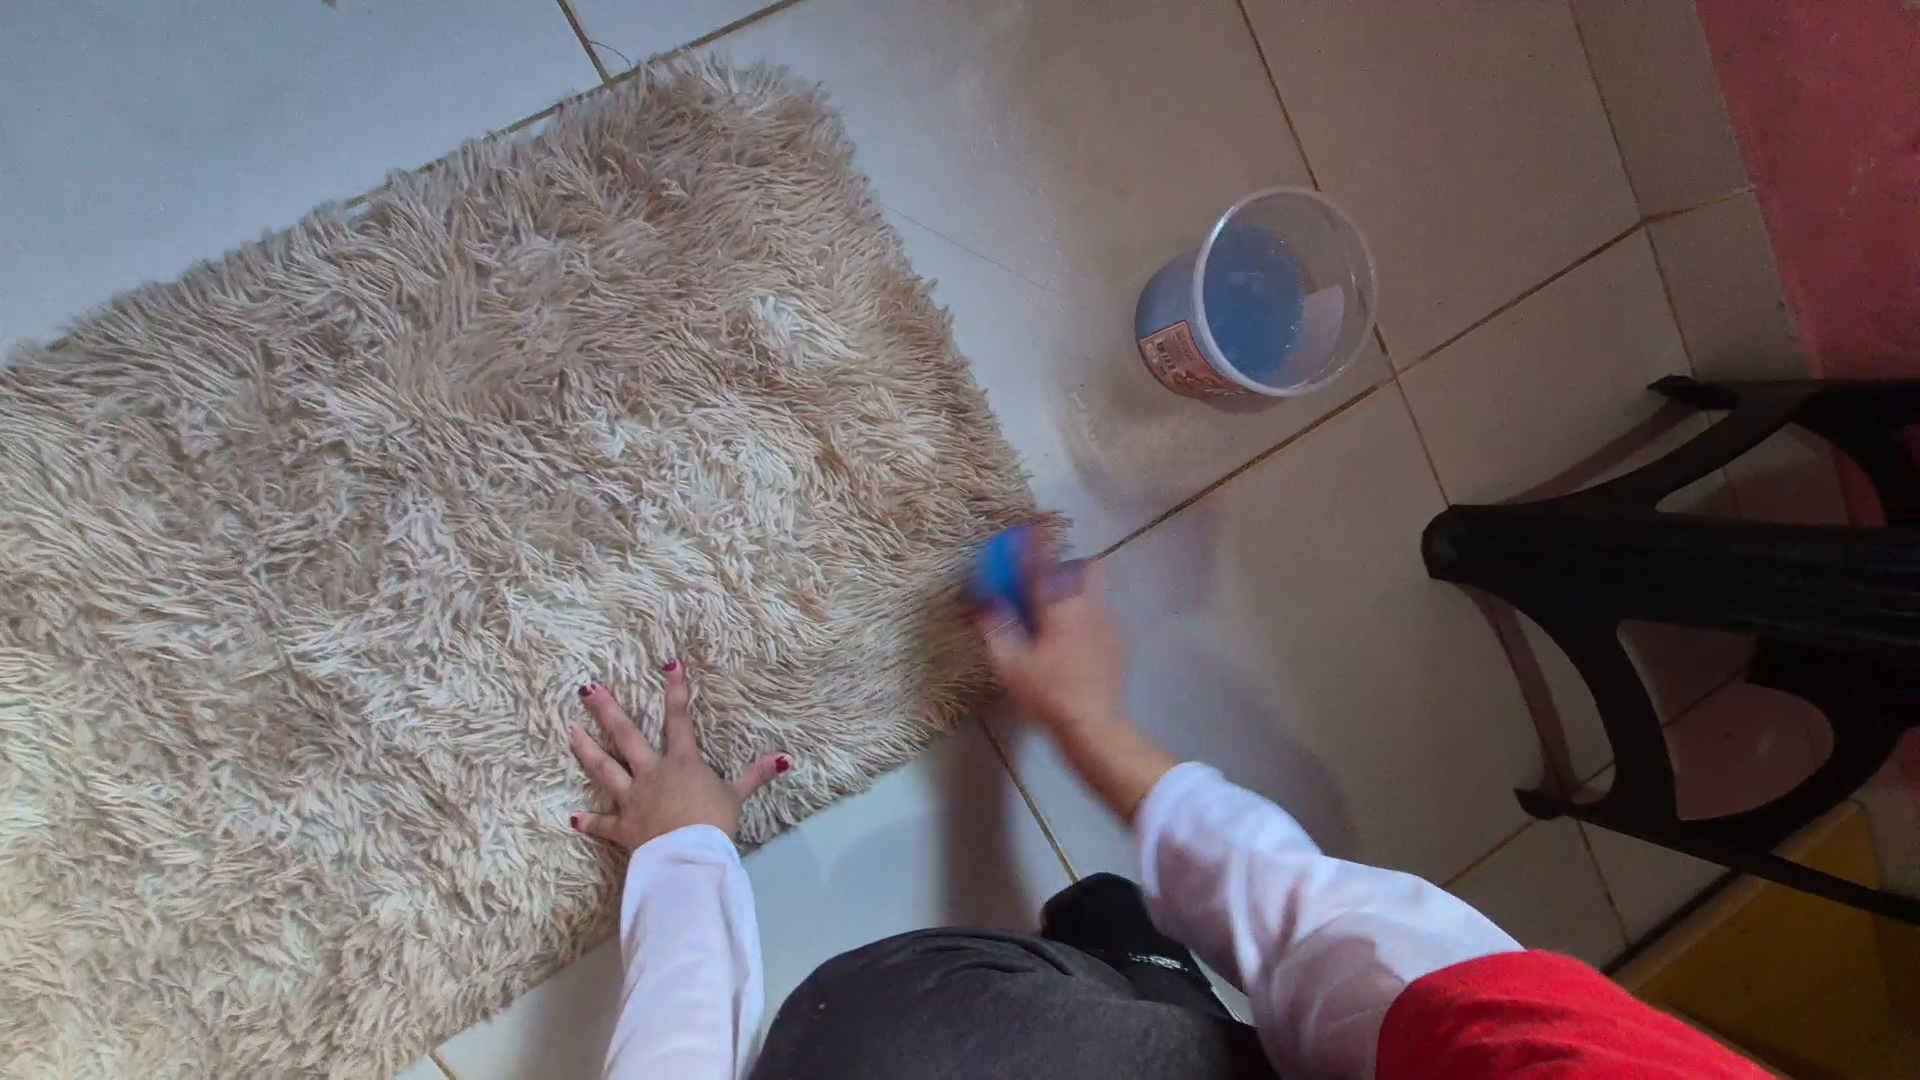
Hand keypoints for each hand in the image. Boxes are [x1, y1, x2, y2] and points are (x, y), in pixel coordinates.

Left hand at [566, 658, 790, 848]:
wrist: (688, 858)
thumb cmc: (713, 822)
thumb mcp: (737, 795)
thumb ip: (756, 774)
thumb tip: (785, 757)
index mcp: (682, 762)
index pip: (679, 718)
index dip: (676, 689)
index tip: (669, 664)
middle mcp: (652, 773)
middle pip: (626, 736)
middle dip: (607, 711)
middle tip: (588, 690)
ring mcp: (633, 798)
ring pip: (605, 769)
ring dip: (586, 750)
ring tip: (570, 730)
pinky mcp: (623, 827)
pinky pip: (603, 823)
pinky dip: (589, 822)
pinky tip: (574, 818)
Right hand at [974, 557, 1175, 823]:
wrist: (1094, 725)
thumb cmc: (1047, 694)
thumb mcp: (1009, 665)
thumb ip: (994, 628)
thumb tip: (980, 603)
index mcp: (1058, 608)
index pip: (1044, 564)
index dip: (1036, 541)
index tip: (1033, 522)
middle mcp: (1087, 607)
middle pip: (1089, 566)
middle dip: (1071, 562)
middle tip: (1051, 576)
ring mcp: (1107, 624)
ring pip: (1096, 590)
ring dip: (1077, 588)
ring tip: (1059, 609)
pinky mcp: (1117, 642)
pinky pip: (1101, 614)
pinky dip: (1086, 614)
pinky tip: (1073, 639)